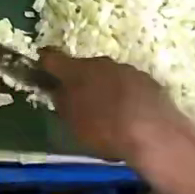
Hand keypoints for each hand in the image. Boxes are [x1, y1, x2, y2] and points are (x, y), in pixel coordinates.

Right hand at [40, 51, 194, 167]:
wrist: (155, 135)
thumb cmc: (104, 129)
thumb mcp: (72, 122)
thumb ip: (61, 101)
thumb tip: (57, 90)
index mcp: (77, 70)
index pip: (52, 58)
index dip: (44, 63)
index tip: (40, 69)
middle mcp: (102, 62)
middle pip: (83, 67)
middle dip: (78, 79)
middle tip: (76, 99)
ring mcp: (128, 70)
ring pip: (108, 75)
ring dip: (103, 87)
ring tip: (106, 111)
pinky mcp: (149, 82)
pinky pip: (128, 85)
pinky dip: (124, 96)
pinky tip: (128, 115)